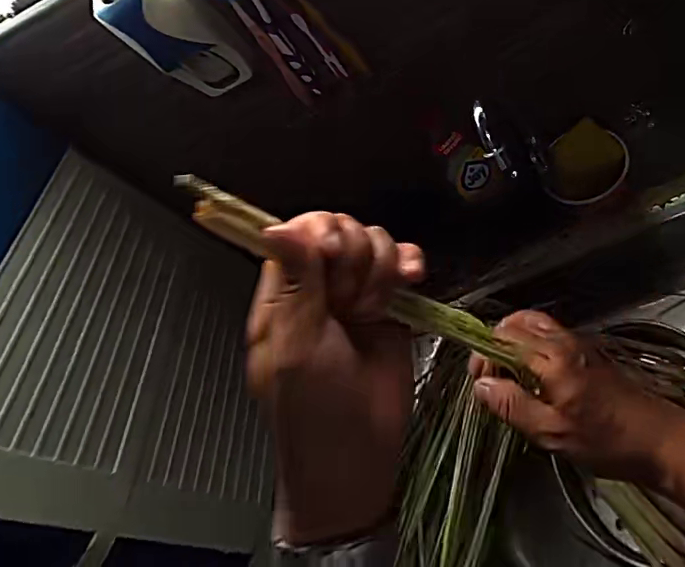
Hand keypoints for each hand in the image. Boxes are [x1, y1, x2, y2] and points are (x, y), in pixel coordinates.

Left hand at [246, 212, 424, 544]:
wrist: (359, 457)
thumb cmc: (312, 411)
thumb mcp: (296, 346)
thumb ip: (295, 282)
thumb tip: (276, 227)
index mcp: (284, 293)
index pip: (299, 232)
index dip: (321, 232)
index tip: (332, 254)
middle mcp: (320, 284)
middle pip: (343, 229)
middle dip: (353, 258)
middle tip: (348, 301)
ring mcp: (358, 291)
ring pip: (376, 241)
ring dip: (381, 270)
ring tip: (372, 310)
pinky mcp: (392, 301)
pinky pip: (403, 260)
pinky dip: (409, 264)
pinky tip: (408, 282)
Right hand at [468, 311, 684, 484]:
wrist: (658, 439)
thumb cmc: (606, 440)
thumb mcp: (553, 433)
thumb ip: (514, 406)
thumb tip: (481, 385)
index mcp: (553, 356)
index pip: (505, 337)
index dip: (484, 353)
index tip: (477, 380)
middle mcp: (564, 340)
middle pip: (518, 324)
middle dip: (496, 344)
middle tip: (488, 377)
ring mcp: (577, 343)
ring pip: (534, 328)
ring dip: (513, 345)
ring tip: (506, 379)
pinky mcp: (586, 353)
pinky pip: (548, 337)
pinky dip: (531, 348)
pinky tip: (531, 380)